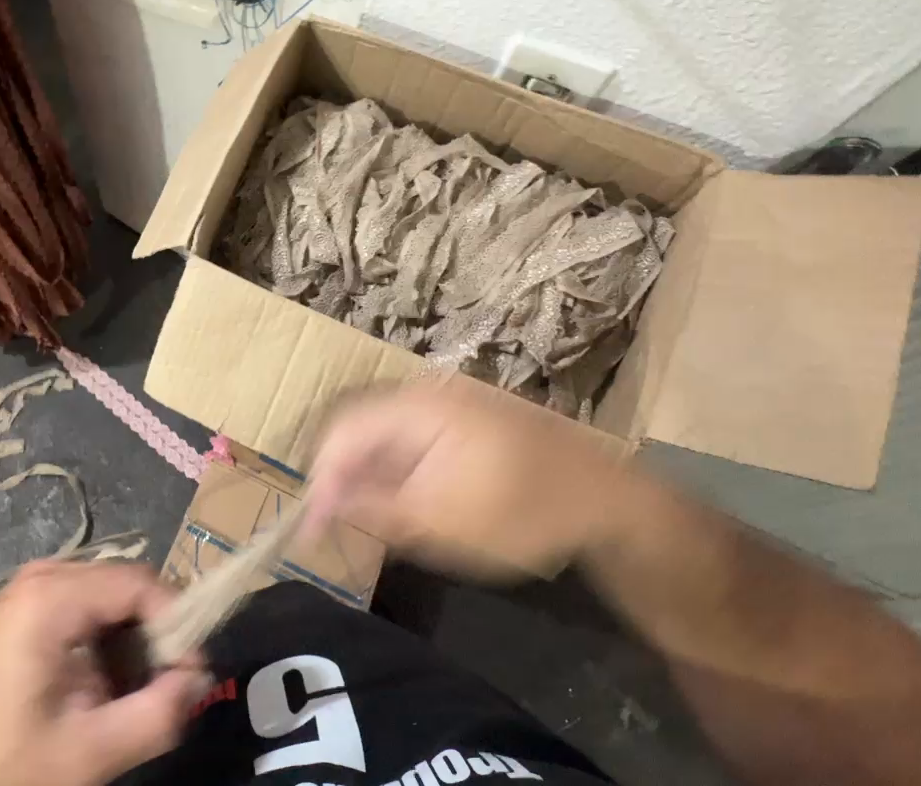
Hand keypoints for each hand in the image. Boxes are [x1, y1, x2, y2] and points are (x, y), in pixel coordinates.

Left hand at [0, 561, 208, 785]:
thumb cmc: (3, 770)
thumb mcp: (89, 751)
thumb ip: (158, 714)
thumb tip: (200, 680)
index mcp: (49, 597)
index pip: (139, 582)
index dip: (177, 622)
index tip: (193, 673)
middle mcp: (36, 580)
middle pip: (121, 585)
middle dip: (152, 633)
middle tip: (167, 686)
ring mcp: (20, 596)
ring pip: (102, 598)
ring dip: (127, 642)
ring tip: (132, 694)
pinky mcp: (14, 618)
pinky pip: (76, 611)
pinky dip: (100, 643)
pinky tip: (97, 690)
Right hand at [305, 380, 653, 576]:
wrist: (609, 503)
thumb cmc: (522, 513)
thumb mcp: (439, 523)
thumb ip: (372, 509)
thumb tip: (319, 505)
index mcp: (417, 406)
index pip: (342, 431)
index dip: (320, 479)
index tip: (311, 527)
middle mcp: (427, 392)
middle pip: (360, 426)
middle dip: (342, 476)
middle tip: (336, 525)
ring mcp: (449, 402)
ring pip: (384, 433)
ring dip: (369, 475)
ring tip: (369, 519)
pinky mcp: (466, 418)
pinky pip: (411, 438)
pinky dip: (398, 470)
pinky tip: (406, 502)